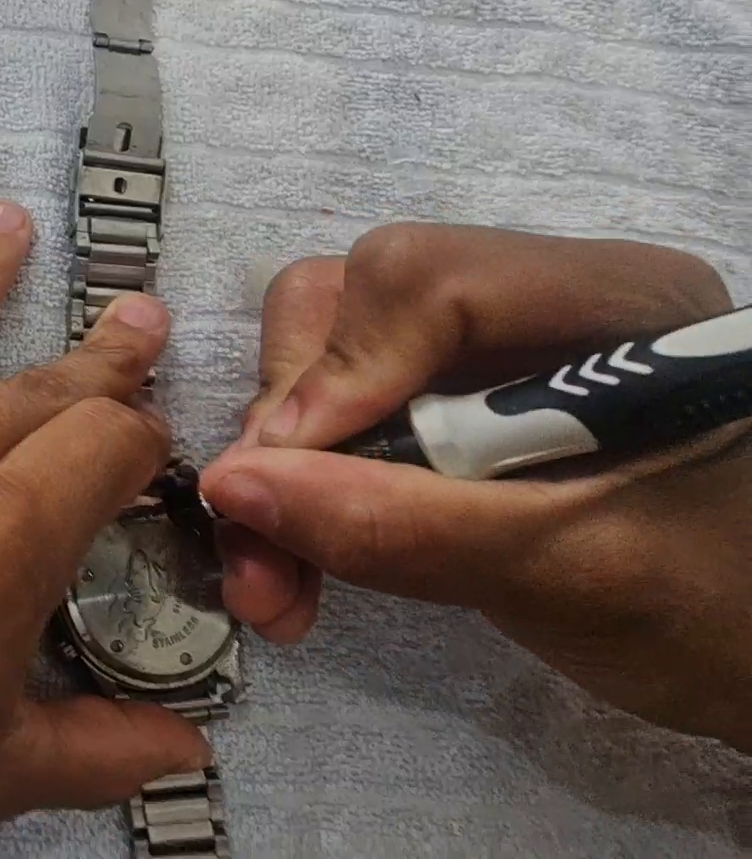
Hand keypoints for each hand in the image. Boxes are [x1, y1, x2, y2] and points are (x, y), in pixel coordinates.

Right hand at [202, 223, 751, 748]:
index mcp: (602, 301)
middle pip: (332, 315)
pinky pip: (298, 414)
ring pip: (295, 367)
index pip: (423, 280)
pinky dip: (274, 491)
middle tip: (260, 548)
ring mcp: (445, 351)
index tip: (292, 471)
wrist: (738, 647)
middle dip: (279, 439)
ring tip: (270, 584)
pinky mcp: (405, 396)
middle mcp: (506, 303)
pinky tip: (284, 563)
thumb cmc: (717, 610)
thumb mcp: (569, 574)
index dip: (343, 368)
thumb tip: (226, 485)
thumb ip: (398, 524)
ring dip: (261, 477)